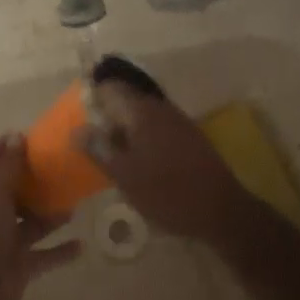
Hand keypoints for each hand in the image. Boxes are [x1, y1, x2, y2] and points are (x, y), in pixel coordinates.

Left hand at [0, 134, 82, 299]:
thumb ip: (7, 165)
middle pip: (17, 192)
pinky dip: (62, 251)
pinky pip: (47, 254)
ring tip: (76, 202)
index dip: (6, 149)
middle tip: (61, 167)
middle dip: (35, 181)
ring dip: (53, 214)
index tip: (28, 135)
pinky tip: (82, 244)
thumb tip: (17, 134)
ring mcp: (10, 240)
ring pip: (34, 222)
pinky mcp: (23, 264)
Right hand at [78, 81, 252, 243]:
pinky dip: (144, 138)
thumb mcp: (125, 175)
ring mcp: (178, 120)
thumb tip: (77, 128)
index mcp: (141, 111)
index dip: (92, 99)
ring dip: (126, 130)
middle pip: (126, 99)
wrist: (222, 210)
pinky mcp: (189, 136)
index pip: (109, 88)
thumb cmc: (167, 192)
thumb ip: (99, 149)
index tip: (81, 120)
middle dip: (108, 117)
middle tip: (95, 144)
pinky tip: (141, 162)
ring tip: (116, 157)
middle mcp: (159, 107)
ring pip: (142, 115)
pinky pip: (157, 127)